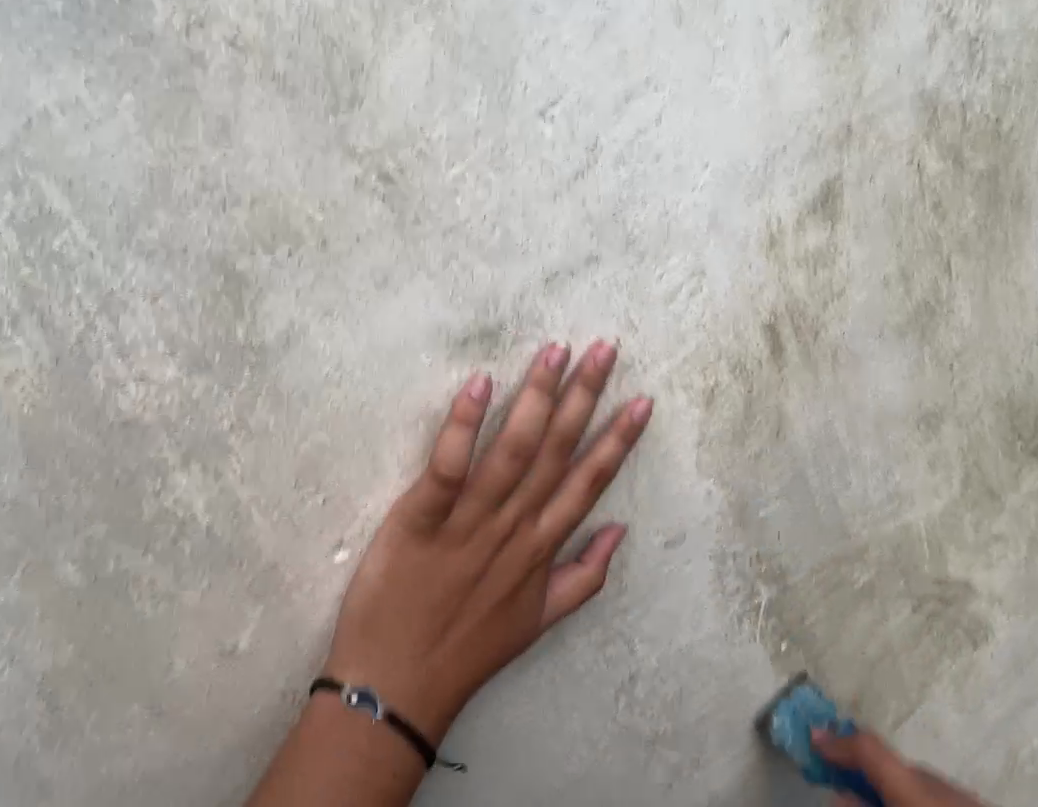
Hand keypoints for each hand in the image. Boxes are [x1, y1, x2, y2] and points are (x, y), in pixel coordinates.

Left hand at [322, 340, 653, 741]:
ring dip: (537, 398)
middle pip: (556, 451)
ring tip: (556, 352)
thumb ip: (584, 576)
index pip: (589, 481)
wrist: (396, 689)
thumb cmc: (465, 651)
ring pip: (512, 449)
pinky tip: (481, 384)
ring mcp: (468, 521)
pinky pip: (448, 466)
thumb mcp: (538, 622)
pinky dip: (464, 426)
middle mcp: (513, 526)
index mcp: (540, 546)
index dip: (618, 439)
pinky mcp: (419, 518)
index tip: (641, 400)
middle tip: (603, 348)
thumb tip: (620, 530)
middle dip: (584, 397)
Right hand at [813, 729, 985, 805]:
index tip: (812, 739)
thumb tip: (840, 796)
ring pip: (920, 786)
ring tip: (880, 803)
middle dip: (867, 775)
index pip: (869, 747)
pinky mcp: (978, 806)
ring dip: (896, 793)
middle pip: (895, 768)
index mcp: (913, 790)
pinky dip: (921, 803)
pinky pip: (941, 800)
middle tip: (844, 788)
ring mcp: (966, 798)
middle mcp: (941, 785)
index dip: (837, 741)